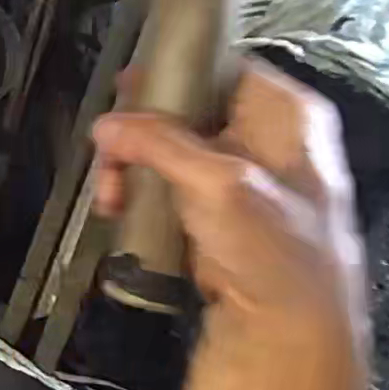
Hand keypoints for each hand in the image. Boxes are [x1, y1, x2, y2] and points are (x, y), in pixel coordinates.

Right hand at [92, 60, 367, 356]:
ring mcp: (230, 168)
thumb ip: (158, 144)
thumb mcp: (216, 184)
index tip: (124, 90)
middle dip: (134, 133)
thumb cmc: (270, 248)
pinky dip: (132, 188)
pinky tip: (118, 206)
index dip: (170, 72)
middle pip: (177, 105)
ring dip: (125, 166)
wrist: (279, 324)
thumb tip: (104, 124)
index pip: (219, 65)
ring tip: (110, 195)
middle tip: (109, 156)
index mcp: (283, 114)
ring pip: (158, 142)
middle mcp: (258, 133)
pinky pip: (156, 175)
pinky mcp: (204, 199)